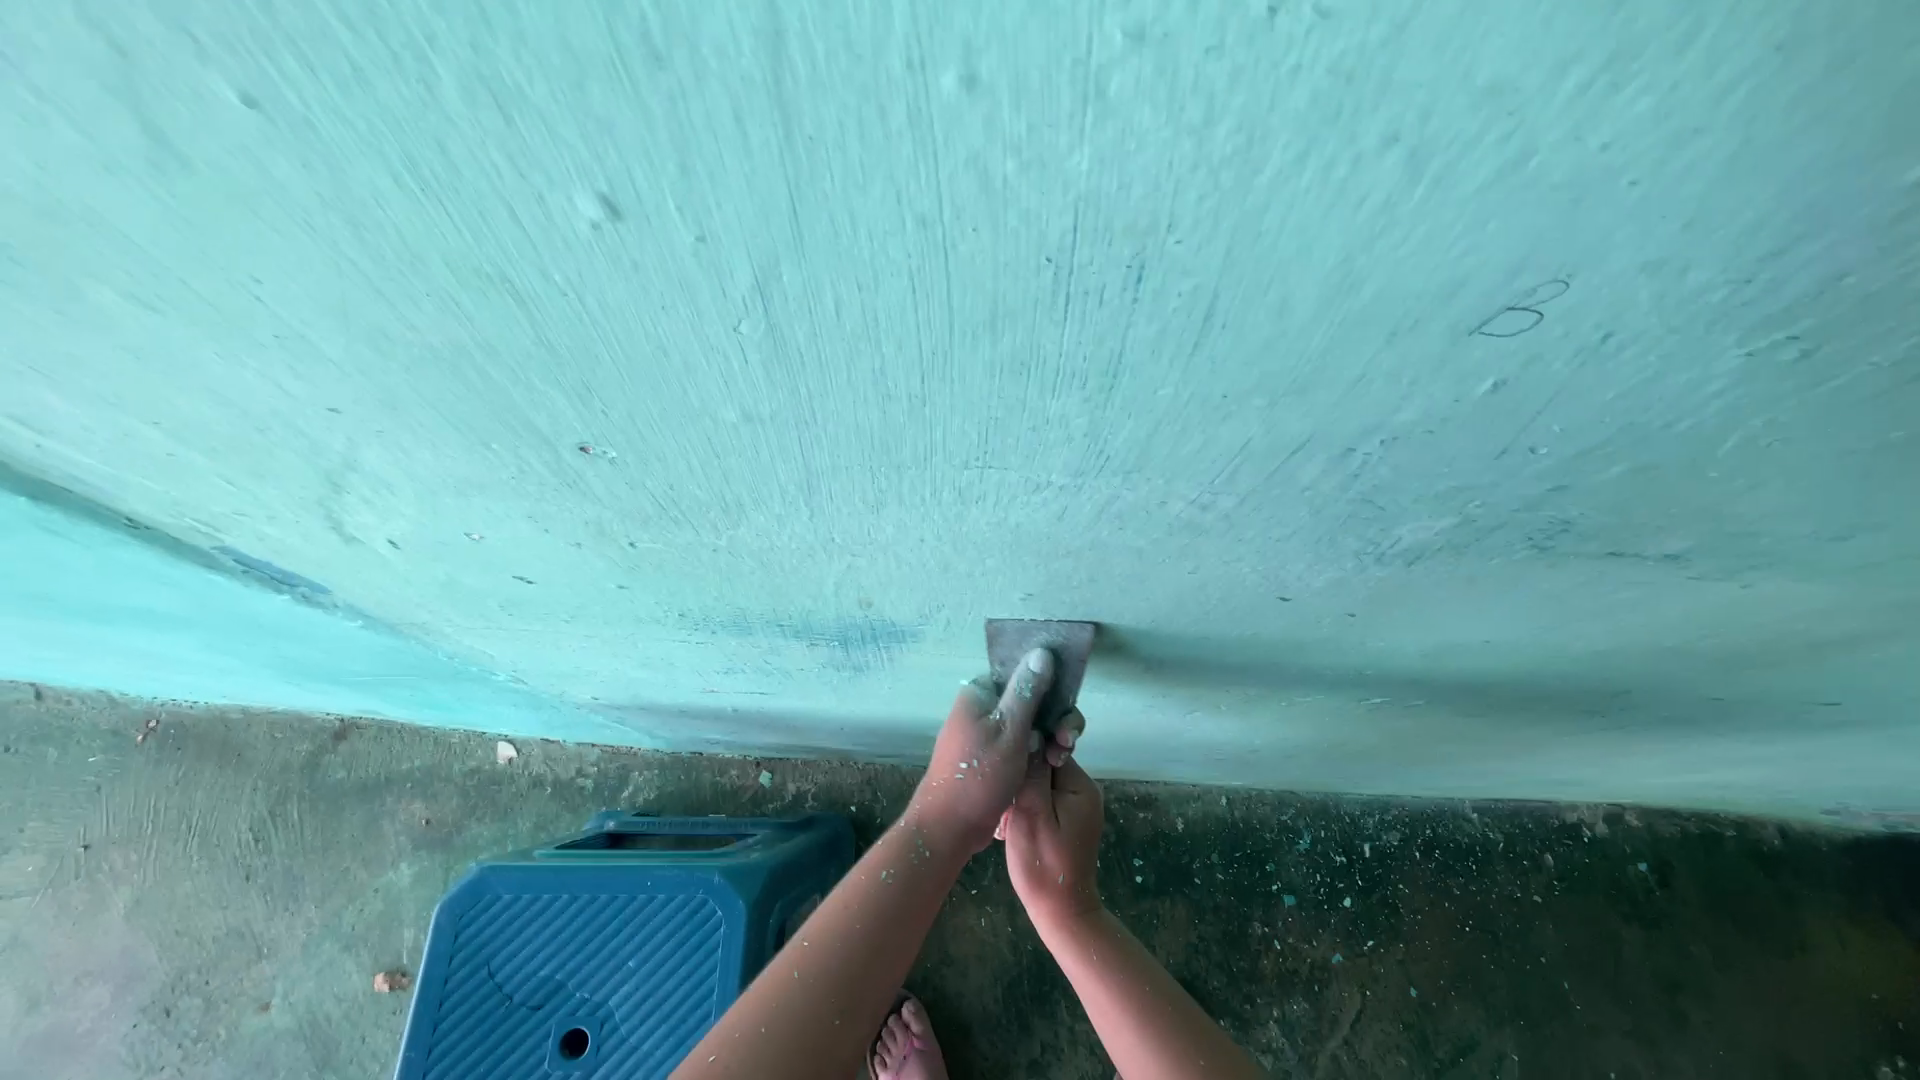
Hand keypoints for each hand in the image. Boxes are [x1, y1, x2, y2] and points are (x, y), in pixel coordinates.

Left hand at [905, 648, 1056, 853]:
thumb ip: (1027, 691)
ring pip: (1031, 724)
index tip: (1066, 712)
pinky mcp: (993, 754)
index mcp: (981, 693)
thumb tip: (1042, 651)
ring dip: (1050, 738)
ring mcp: (987, 732)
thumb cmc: (978, 776)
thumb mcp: (1009, 730)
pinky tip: (1052, 765)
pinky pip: (1023, 743)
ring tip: (1060, 759)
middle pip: (1031, 700)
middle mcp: (983, 707)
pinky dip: (1039, 751)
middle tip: (1067, 743)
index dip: (1050, 689)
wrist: (951, 827)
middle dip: (1054, 719)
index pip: (1024, 675)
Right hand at [1002, 751, 1105, 932]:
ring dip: (1022, 796)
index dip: (1024, 755)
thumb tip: (1031, 735)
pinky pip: (1046, 801)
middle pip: (1046, 765)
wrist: (1061, 913)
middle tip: (1003, 800)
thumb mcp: (1031, 813)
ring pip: (1043, 784)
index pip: (1049, 749)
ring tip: (1005, 817)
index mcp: (1080, 785)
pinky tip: (1012, 826)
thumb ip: (1032, 773)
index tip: (1004, 769)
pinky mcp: (1071, 822)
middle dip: (1022, 779)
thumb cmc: (1043, 863)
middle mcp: (1085, 791)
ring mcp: (1079, 807)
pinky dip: (1028, 809)